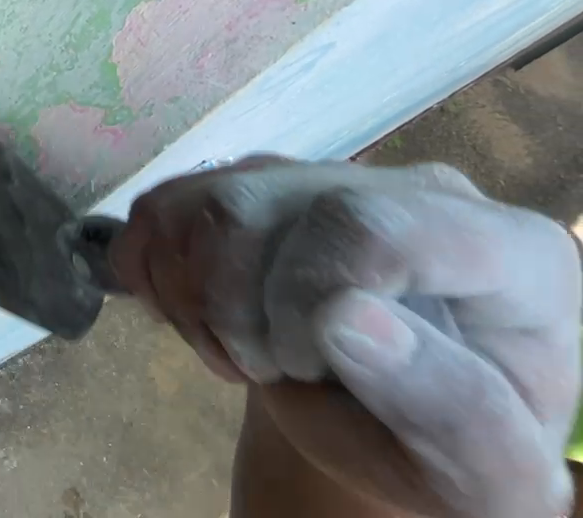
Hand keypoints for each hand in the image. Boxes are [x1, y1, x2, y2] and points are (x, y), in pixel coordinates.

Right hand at [111, 156, 581, 517]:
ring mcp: (305, 177)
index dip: (305, 295)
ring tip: (235, 352)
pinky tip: (198, 317)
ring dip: (187, 297)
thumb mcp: (484, 474)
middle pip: (248, 206)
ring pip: (192, 204)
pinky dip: (151, 275)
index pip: (366, 225)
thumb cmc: (439, 447)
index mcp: (501, 248)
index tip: (307, 366)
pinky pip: (154, 209)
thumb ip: (452, 412)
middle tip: (266, 370)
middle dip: (229, 306)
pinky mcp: (230, 183)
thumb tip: (345, 318)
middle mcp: (397, 187)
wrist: (372, 416)